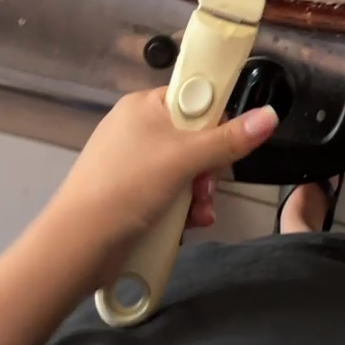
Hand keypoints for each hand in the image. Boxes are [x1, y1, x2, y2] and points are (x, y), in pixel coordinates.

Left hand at [42, 87, 278, 282]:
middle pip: (194, 135)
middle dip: (209, 164)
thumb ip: (230, 139)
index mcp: (144, 105)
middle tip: (209, 183)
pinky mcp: (129, 192)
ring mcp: (131, 162)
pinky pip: (169, 189)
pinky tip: (192, 222)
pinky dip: (183, 205)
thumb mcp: (185, 159)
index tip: (227, 140)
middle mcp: (137, 127)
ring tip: (201, 210)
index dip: (216, 117)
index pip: (194, 96)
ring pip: (185, 166)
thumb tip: (271, 115)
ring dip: (200, 190)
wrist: (74, 249)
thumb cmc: (127, 187)